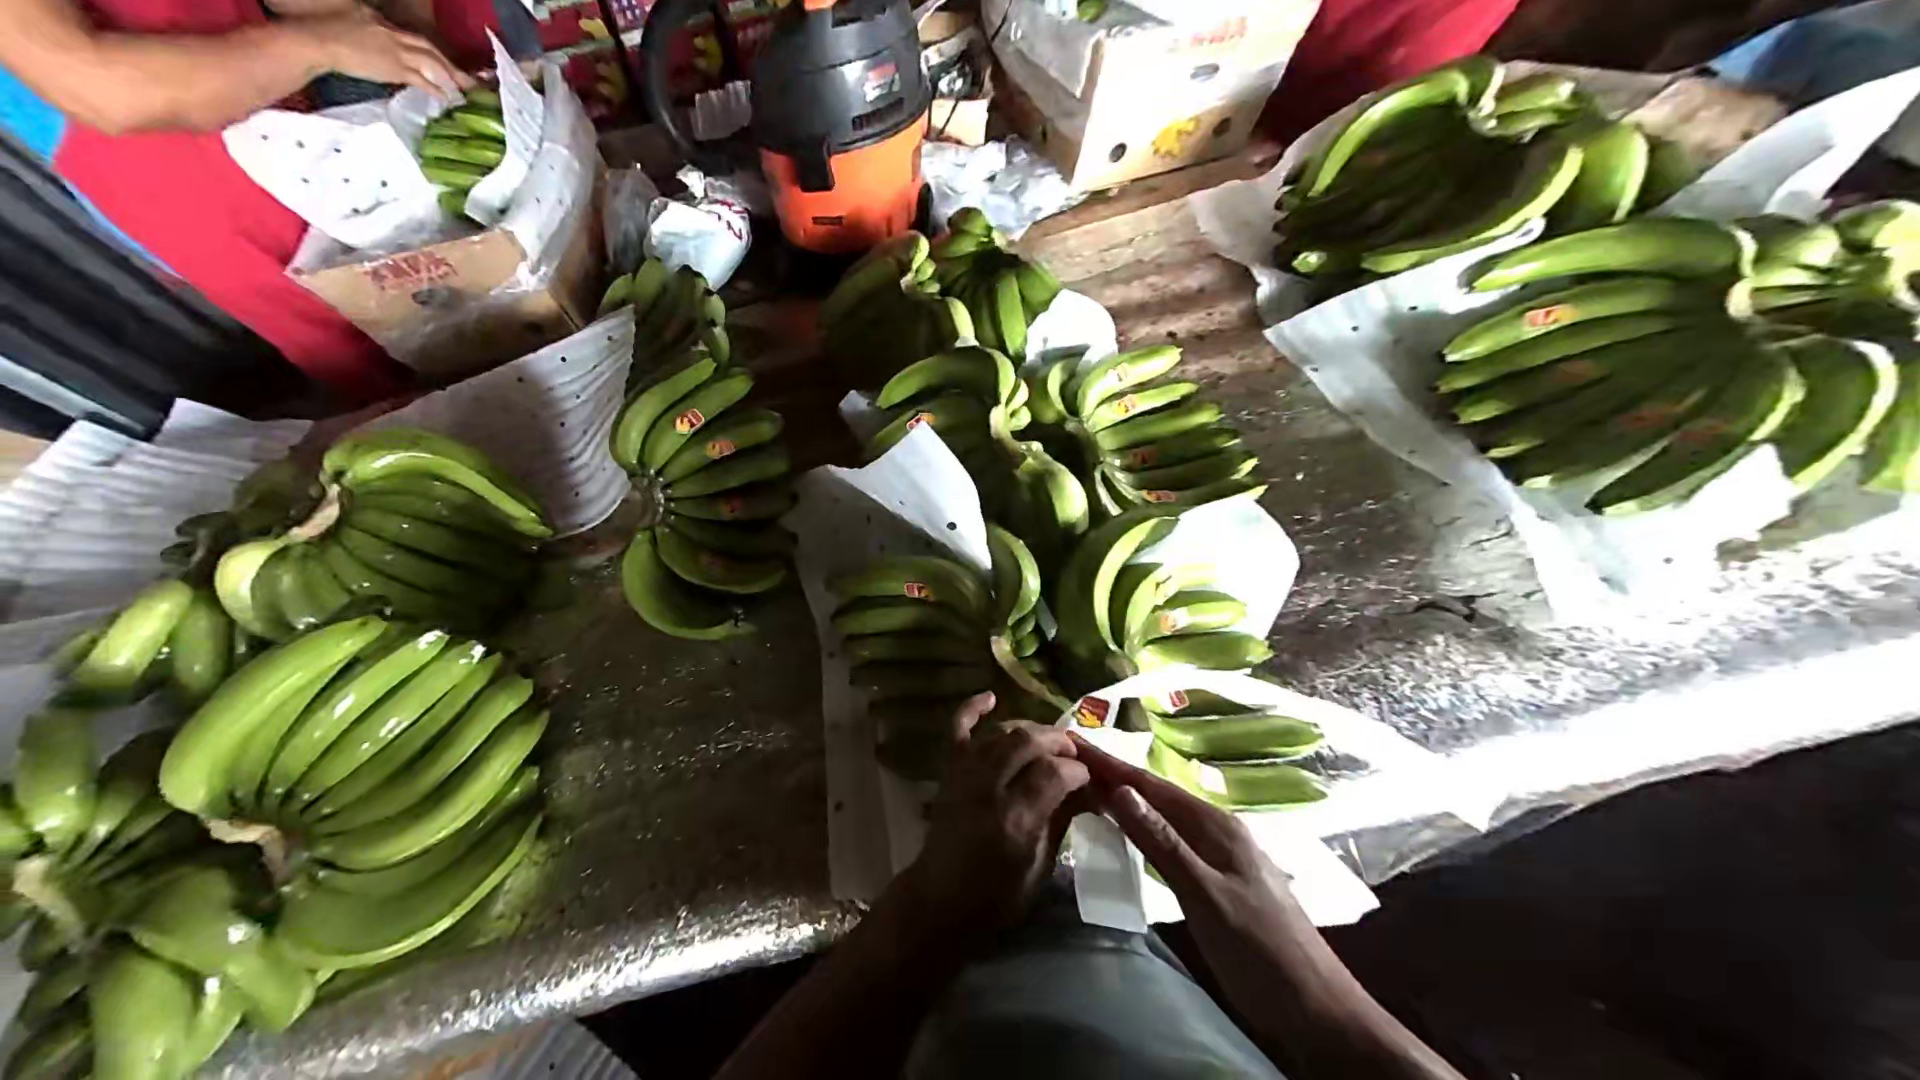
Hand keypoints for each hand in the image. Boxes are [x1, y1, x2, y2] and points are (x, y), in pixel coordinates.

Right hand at [300, 14, 469, 96]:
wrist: (315, 40)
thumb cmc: (327, 33)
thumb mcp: (354, 24)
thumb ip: (372, 33)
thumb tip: (382, 49)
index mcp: (381, 22)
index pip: (414, 38)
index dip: (433, 53)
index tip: (446, 65)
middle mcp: (392, 34)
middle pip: (428, 47)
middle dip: (450, 63)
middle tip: (468, 79)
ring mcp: (395, 51)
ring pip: (432, 62)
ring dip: (451, 76)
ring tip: (465, 90)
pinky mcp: (395, 68)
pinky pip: (423, 80)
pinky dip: (437, 90)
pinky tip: (447, 99)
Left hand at [895, 693, 1090, 934]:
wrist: (938, 902)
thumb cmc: (995, 897)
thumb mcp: (1040, 866)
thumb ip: (1061, 820)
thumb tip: (1087, 790)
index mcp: (1014, 820)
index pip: (1053, 773)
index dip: (1077, 769)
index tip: (1088, 777)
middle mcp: (986, 788)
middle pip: (1027, 742)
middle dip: (1058, 742)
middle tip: (1074, 754)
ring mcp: (963, 775)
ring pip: (1001, 733)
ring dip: (1029, 730)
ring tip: (1050, 740)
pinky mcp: (948, 771)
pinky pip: (958, 729)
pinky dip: (972, 709)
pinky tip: (991, 698)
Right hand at [1069, 734, 1313, 1009]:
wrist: (1319, 1013)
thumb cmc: (1260, 952)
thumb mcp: (1205, 895)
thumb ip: (1162, 842)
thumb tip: (1120, 790)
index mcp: (1215, 825)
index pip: (1151, 785)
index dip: (1111, 764)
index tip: (1073, 742)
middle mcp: (1218, 830)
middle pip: (1157, 795)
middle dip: (1116, 776)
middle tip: (1073, 762)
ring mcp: (1221, 854)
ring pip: (1164, 816)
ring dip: (1129, 800)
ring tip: (1092, 787)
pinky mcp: (1219, 879)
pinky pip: (1171, 839)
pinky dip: (1144, 827)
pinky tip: (1131, 832)